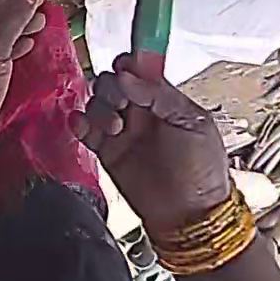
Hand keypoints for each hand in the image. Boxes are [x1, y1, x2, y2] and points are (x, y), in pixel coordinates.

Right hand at [73, 55, 232, 233]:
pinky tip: (81, 124)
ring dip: (99, 108)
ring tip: (115, 129)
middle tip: (121, 102)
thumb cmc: (201, 167)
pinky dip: (78, 122)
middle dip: (110, 86)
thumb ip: (159, 94)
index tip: (123, 69)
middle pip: (110, 82)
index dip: (127, 64)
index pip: (136, 70)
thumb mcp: (192, 122)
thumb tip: (124, 75)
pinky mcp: (106, 151)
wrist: (190, 215)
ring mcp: (121, 130)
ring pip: (96, 102)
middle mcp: (138, 110)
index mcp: (161, 98)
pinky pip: (84, 129)